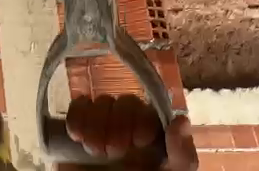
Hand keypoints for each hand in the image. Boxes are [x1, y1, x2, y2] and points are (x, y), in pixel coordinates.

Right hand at [62, 96, 199, 169]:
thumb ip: (181, 156)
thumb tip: (181, 120)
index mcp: (154, 138)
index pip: (149, 110)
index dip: (141, 120)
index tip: (139, 141)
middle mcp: (130, 128)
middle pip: (124, 103)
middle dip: (117, 124)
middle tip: (114, 151)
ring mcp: (103, 125)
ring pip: (101, 102)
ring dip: (95, 124)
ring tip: (95, 151)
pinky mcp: (80, 126)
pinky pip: (78, 106)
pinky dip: (76, 116)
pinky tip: (77, 137)